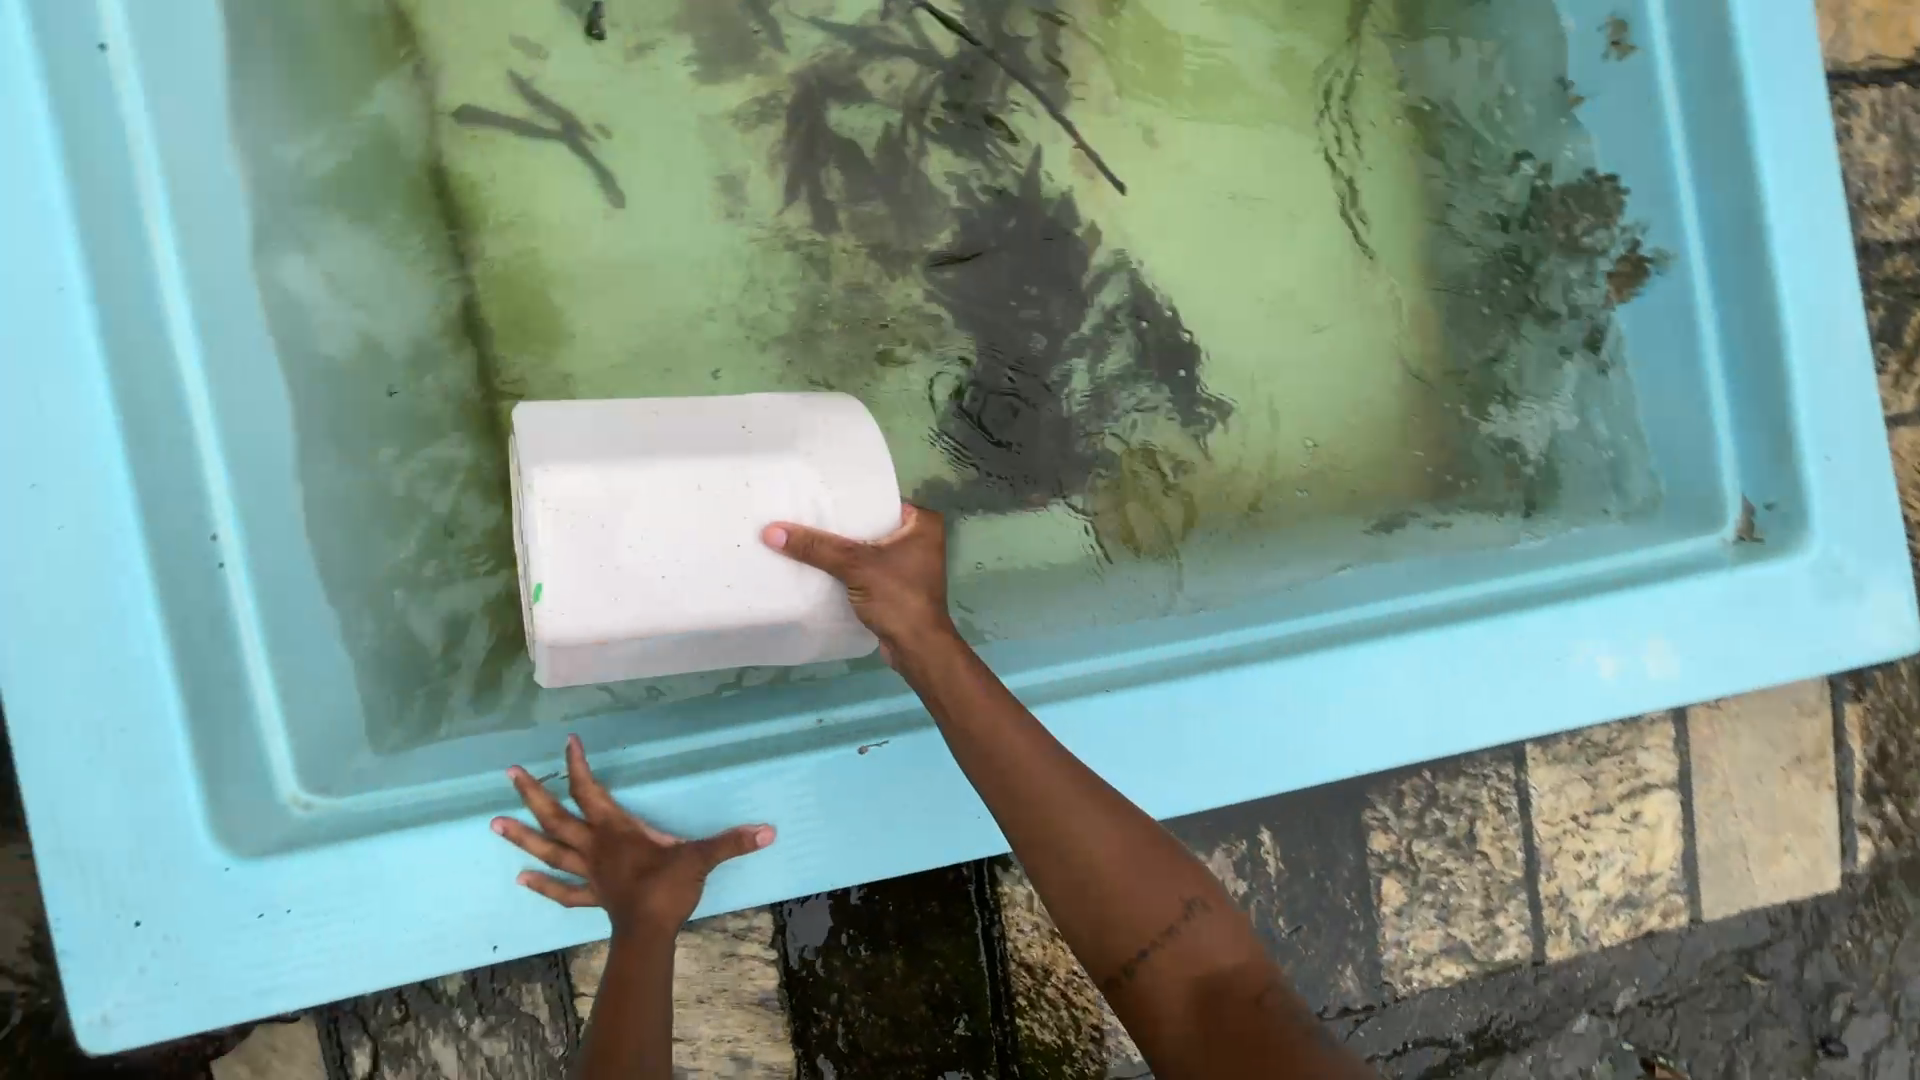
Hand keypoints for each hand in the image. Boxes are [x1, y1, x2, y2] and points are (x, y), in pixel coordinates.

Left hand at [492, 735, 774, 939]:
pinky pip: (561, 889)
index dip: (576, 766)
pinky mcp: (591, 896)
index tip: (567, 742)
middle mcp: (594, 846)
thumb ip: (731, 841)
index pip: (589, 790)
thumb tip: (769, 831)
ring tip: (494, 823)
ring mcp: (588, 873)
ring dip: (522, 836)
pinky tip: (520, 880)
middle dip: (531, 794)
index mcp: (615, 829)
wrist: (648, 935)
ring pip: (547, 851)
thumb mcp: (701, 858)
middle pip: (556, 817)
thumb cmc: (668, 889)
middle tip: (508, 774)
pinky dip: (540, 884)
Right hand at [762, 502, 957, 664]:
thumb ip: (816, 547)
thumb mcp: (854, 565)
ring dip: (843, 547)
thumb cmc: (897, 597)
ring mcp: (910, 564)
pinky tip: (820, 563)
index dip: (851, 497)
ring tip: (806, 534)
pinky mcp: (897, 585)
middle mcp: (920, 538)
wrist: (916, 647)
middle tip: (806, 512)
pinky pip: (867, 567)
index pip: (881, 499)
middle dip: (842, 523)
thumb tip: (770, 531)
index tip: (818, 492)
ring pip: (868, 547)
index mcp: (922, 523)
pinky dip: (848, 567)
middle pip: (871, 523)